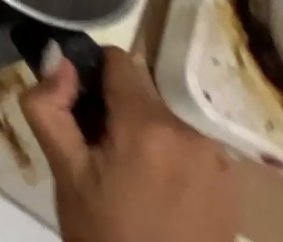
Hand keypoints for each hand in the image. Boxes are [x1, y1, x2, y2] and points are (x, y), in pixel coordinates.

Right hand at [21, 44, 239, 241]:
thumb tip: (58, 59)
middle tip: (91, 148)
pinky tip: (150, 191)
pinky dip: (164, 155)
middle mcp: (195, 135)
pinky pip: (187, 147)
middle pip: (140, 93)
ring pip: (163, 120)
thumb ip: (49, 105)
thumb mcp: (61, 168)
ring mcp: (221, 162)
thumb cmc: (103, 231)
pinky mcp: (234, 185)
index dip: (89, 71)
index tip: (73, 102)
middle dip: (111, 107)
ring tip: (120, 174)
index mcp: (151, 126)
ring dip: (138, 131)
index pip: (118, 60)